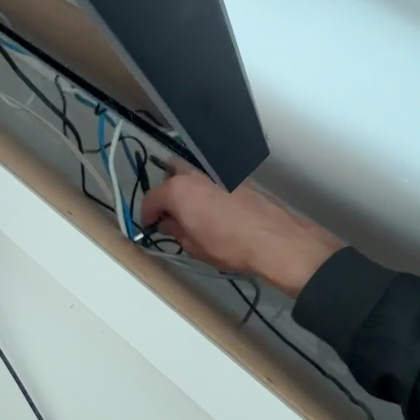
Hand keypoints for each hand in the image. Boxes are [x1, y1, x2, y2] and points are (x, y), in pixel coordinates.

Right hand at [139, 168, 344, 296]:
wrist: (273, 239)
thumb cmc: (229, 244)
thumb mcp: (194, 246)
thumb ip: (176, 231)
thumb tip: (169, 224)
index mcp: (178, 190)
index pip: (151, 198)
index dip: (146, 215)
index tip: (149, 226)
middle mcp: (196, 174)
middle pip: (171, 174)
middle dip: (166, 191)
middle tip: (169, 213)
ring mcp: (218, 173)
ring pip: (194, 173)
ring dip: (187, 188)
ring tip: (191, 212)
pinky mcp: (238, 178)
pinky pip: (213, 179)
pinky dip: (207, 190)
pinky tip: (213, 210)